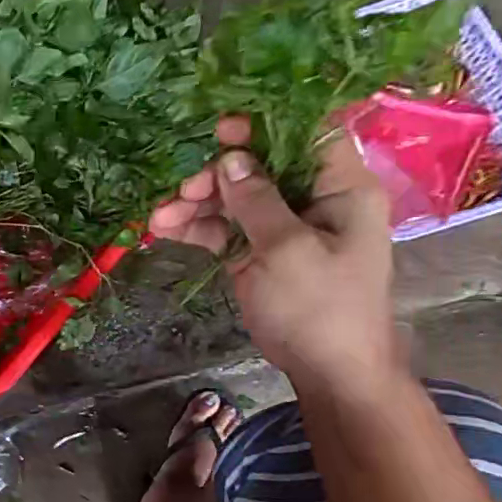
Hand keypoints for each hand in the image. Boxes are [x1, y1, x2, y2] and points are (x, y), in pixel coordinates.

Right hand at [149, 117, 396, 387]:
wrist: (331, 376)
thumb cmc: (320, 309)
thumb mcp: (287, 250)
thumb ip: (257, 200)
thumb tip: (232, 158)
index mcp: (341, 188)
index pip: (305, 135)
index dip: (264, 125)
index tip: (221, 132)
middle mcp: (314, 202)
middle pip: (261, 167)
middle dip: (217, 176)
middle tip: (182, 191)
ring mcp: (285, 231)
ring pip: (237, 200)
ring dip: (197, 205)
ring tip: (160, 217)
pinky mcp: (262, 257)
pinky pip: (228, 232)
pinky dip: (200, 230)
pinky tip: (165, 230)